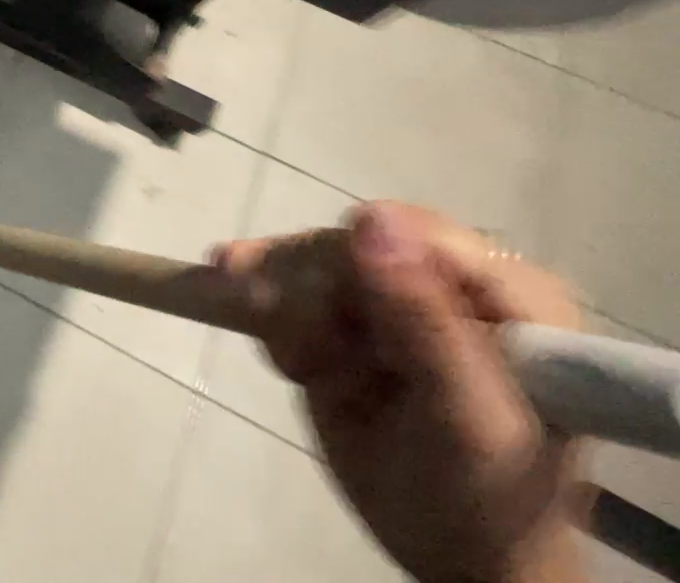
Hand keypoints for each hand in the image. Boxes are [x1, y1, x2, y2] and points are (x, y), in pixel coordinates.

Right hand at [211, 203, 586, 582]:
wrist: (452, 553)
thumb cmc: (482, 494)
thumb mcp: (461, 414)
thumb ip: (423, 319)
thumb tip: (371, 221)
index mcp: (508, 296)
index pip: (413, 232)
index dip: (354, 256)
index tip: (311, 304)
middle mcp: (445, 285)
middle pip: (344, 243)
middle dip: (307, 290)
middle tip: (300, 353)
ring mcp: (386, 303)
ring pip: (303, 261)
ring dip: (278, 304)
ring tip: (293, 363)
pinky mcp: (340, 322)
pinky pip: (281, 288)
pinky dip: (261, 311)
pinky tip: (265, 337)